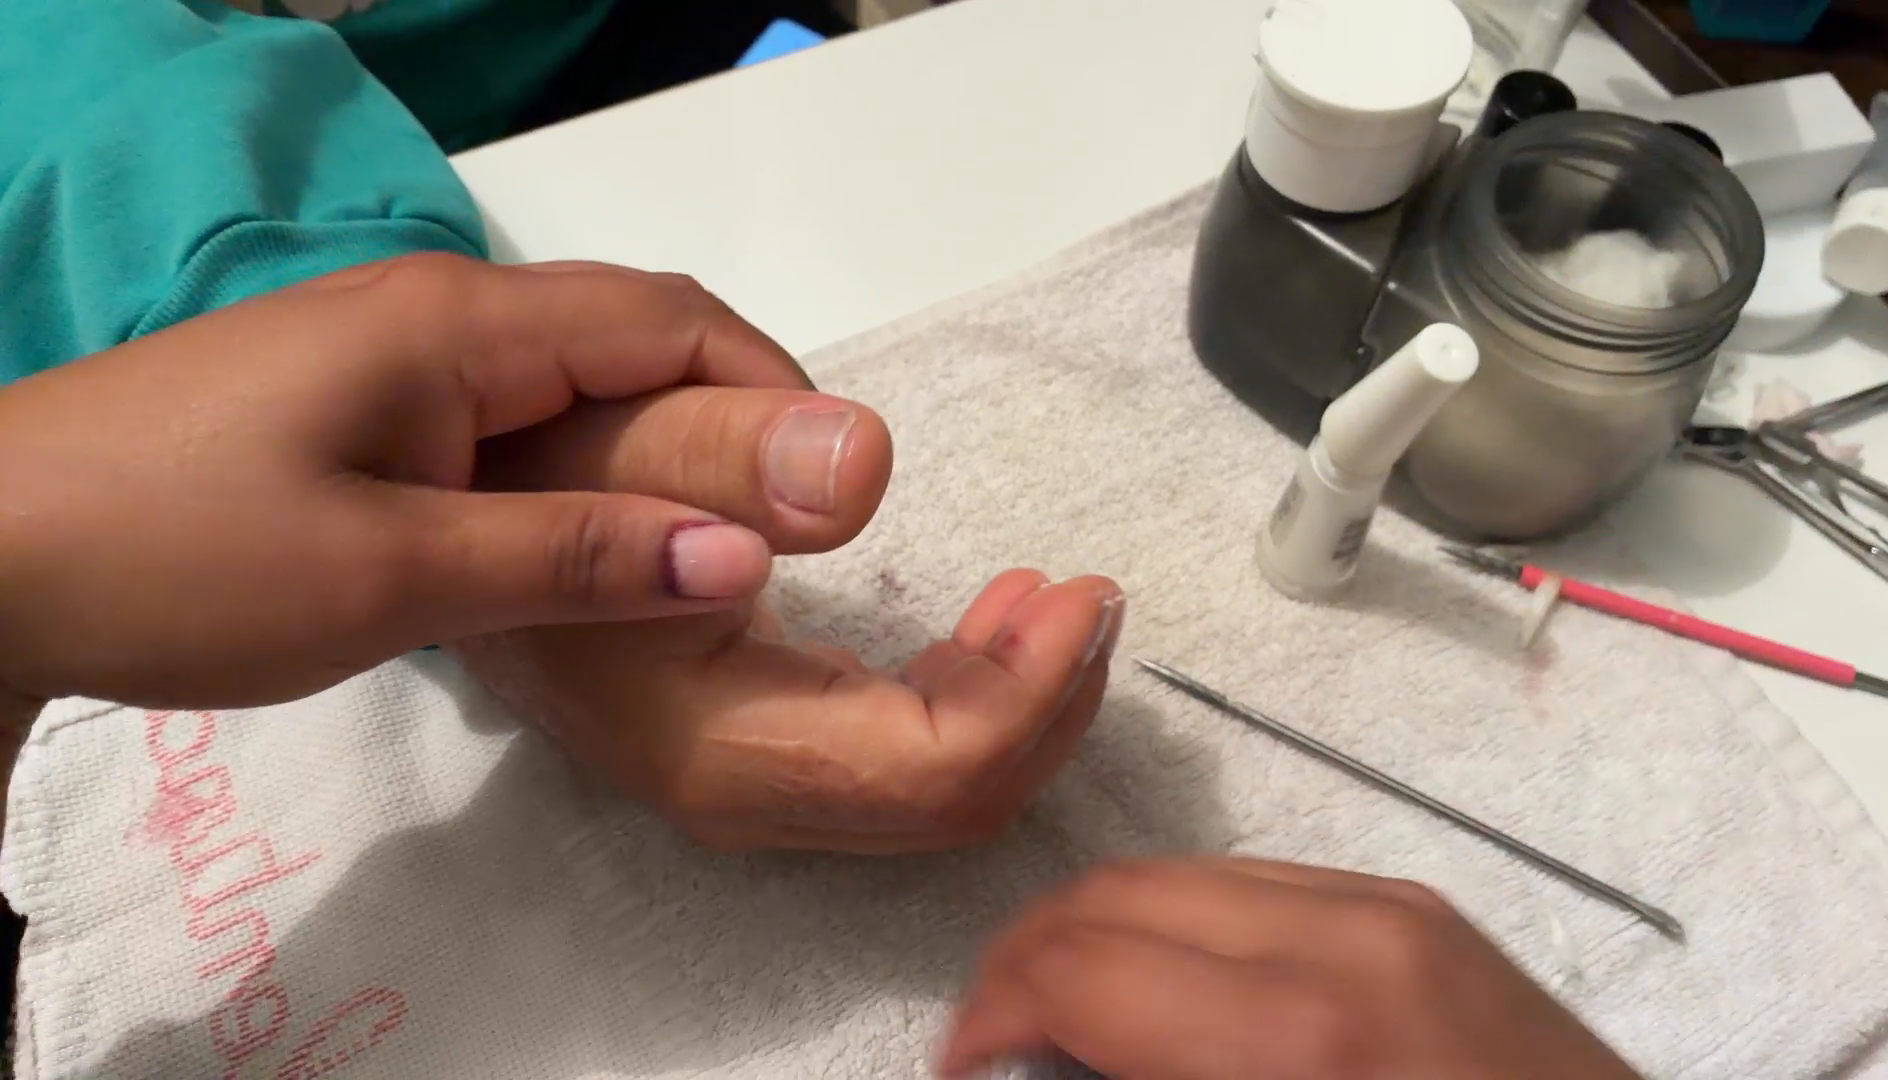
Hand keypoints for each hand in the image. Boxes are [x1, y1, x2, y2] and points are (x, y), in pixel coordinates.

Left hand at [0, 256, 811, 708]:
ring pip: (600, 375)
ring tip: (718, 520)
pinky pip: (550, 414)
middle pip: (645, 332)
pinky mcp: (406, 405)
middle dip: (736, 405)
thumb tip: (744, 564)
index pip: (670, 316)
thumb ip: (582, 559)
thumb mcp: (397, 573)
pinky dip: (615, 459)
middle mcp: (462, 318)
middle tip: (781, 504)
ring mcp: (430, 360)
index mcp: (469, 325)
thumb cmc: (174, 557)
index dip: (768, 378)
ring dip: (677, 436)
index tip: (823, 467)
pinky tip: (619, 521)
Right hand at [453, 384, 1124, 851]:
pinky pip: (912, 755)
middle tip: (1096, 601)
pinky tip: (998, 625)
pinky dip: (979, 697)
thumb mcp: (619, 436)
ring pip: (940, 786)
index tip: (1086, 597)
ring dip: (1024, 700)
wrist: (478, 537)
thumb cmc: (538, 481)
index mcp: (724, 740)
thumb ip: (733, 451)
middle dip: (1047, 704)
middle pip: (951, 798)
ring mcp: (768, 782)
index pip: (926, 767)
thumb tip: (867, 465)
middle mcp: (753, 792)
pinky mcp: (782, 748)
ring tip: (1061, 603)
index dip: (1030, 693)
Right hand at [940, 858, 1641, 1079]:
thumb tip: (1027, 1063)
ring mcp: (1384, 901)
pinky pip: (1243, 883)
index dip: (994, 1008)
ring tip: (1069, 1001)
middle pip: (1115, 892)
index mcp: (1305, 1037)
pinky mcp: (1409, 902)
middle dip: (1028, 955)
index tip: (959, 1060)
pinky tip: (1170, 984)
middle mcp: (1340, 929)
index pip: (1084, 966)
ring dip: (1096, 931)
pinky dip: (1174, 923)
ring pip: (1171, 871)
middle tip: (995, 1026)